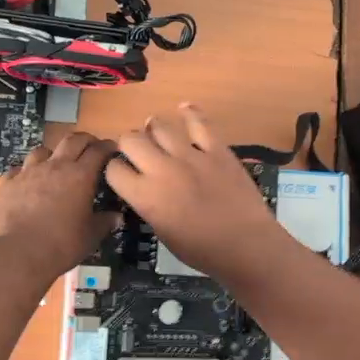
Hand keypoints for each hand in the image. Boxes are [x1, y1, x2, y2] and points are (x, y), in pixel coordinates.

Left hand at [0, 131, 120, 277]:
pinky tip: (27, 182)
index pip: (98, 150)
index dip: (107, 147)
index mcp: (80, 176)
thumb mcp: (90, 236)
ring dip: (53, 154)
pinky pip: (18, 169)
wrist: (17, 253)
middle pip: (72, 140)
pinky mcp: (8, 183)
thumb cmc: (61, 244)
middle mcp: (55, 166)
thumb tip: (117, 217)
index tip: (113, 149)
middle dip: (85, 140)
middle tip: (91, 147)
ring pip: (43, 150)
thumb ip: (104, 222)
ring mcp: (29, 172)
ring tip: (56, 164)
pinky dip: (26, 172)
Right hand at [106, 103, 294, 278]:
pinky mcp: (216, 149)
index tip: (123, 172)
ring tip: (156, 131)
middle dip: (129, 144)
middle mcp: (161, 170)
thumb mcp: (163, 232)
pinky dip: (190, 113)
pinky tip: (184, 109)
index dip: (115, 169)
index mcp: (145, 196)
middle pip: (130, 139)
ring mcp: (190, 156)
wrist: (245, 245)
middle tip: (138, 152)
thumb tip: (145, 188)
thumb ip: (149, 205)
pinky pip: (199, 122)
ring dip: (154, 128)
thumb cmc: (202, 250)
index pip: (114, 169)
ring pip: (160, 126)